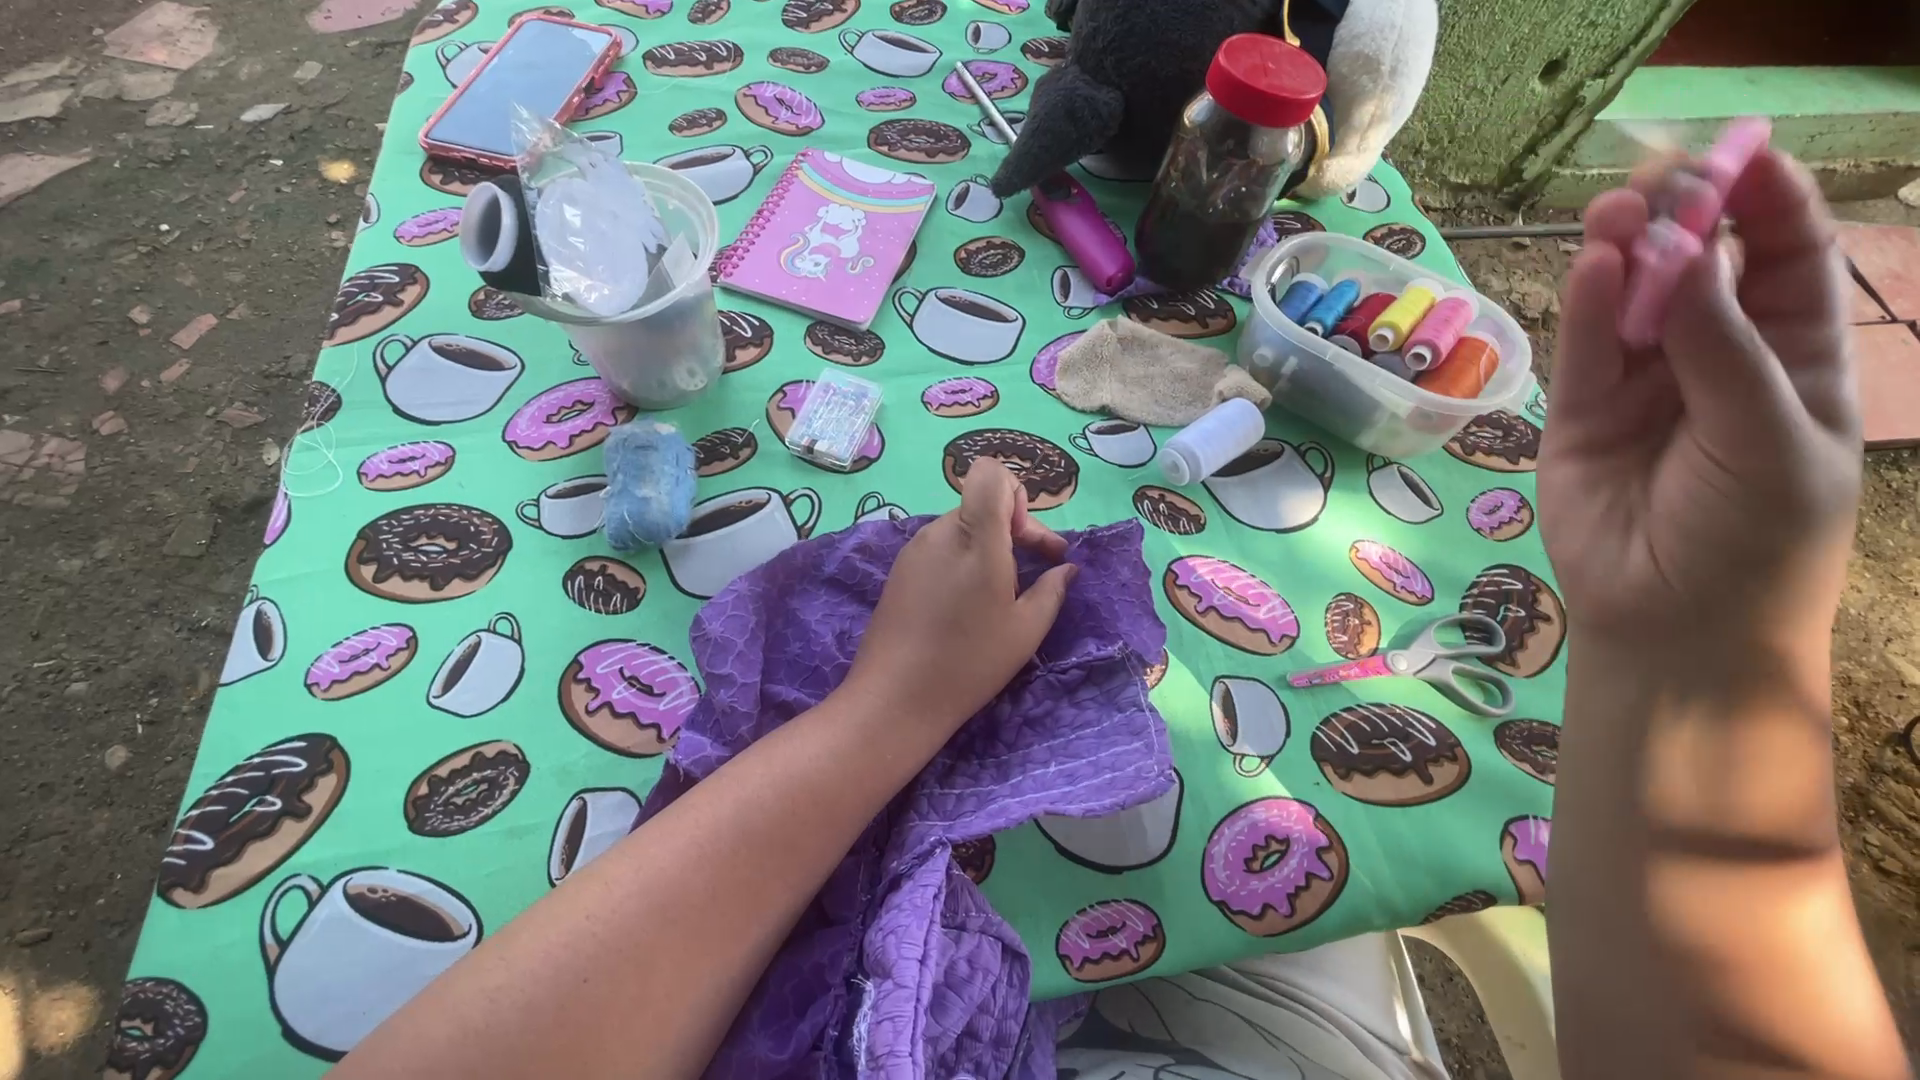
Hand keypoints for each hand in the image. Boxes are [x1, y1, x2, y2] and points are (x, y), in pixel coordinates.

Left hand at [842, 458, 1078, 731]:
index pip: (990, 473)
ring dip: (989, 547)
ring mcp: (914, 549)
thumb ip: (1051, 589)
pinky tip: (968, 604)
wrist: (895, 697)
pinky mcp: (899, 570)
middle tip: (1040, 571)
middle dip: (1015, 529)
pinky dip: (962, 561)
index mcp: (975, 537)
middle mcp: (941, 532)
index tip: (1026, 540)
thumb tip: (1065, 569)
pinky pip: (940, 548)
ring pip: (961, 527)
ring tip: (1004, 593)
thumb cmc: (969, 662)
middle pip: (981, 504)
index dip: (1016, 494)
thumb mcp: (1025, 630)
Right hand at [1538, 150, 1860, 651]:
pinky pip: (1585, 353)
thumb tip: (1685, 256)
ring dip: (1625, 256)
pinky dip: (1589, 311)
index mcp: (1791, 358)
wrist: (1674, 619)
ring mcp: (1640, 389)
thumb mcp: (1770, 435)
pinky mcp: (1578, 415)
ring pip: (1632, 306)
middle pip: (1698, 271)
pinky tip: (1596, 269)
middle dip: (1683, 221)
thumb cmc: (1755, 534)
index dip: (1767, 205)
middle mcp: (1712, 361)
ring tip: (1615, 212)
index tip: (1738, 156)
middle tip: (1657, 178)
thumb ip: (1722, 350)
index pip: (1784, 261)